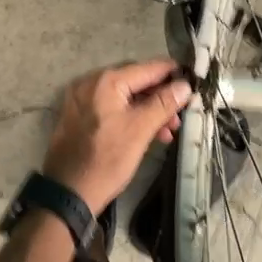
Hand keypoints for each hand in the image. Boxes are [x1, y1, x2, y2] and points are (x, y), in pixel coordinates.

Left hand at [41, 59, 191, 214]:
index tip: (193, 81)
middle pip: (135, 81)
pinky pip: (110, 107)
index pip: (148, 68)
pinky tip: (146, 133)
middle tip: (180, 115)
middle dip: (160, 97)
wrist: (68, 193)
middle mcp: (90, 82)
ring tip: (167, 131)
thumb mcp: (140, 130)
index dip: (172, 74)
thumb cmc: (107, 160)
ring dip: (147, 109)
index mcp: (106, 81)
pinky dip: (129, 115)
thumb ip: (164, 104)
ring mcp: (81, 98)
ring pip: (123, 96)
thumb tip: (185, 85)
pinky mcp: (78, 115)